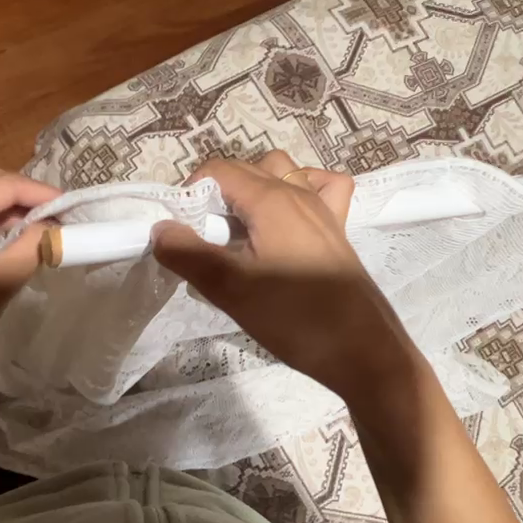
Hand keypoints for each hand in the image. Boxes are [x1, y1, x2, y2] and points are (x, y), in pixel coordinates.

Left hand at [0, 169, 59, 400]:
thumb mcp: (2, 280)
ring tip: (41, 226)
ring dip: (6, 210)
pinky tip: (10, 237)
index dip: (41, 193)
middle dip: (23, 196)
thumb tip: (56, 228)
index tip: (73, 207)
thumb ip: (35, 245)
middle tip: (59, 214)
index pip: (1, 186)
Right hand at [151, 152, 418, 402]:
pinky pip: (319, 190)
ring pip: (281, 173)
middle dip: (214, 195)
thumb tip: (159, 229)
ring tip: (237, 231)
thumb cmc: (295, 318)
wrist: (364, 352)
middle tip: (200, 241)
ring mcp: (323, 210)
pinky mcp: (338, 231)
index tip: (179, 231)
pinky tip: (284, 221)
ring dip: (252, 189)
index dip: (190, 193)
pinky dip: (298, 191)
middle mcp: (299, 193)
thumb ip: (188, 255)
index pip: (218, 171)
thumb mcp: (231, 290)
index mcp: (271, 199)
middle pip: (246, 170)